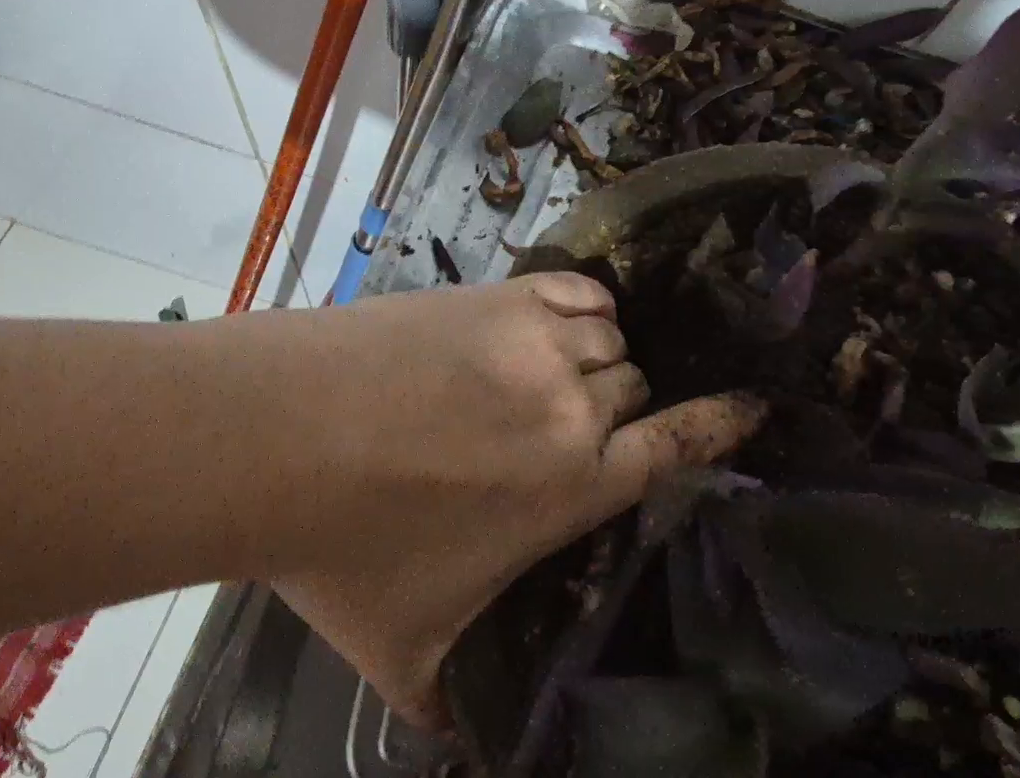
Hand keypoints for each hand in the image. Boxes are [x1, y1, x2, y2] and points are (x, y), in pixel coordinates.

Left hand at [248, 274, 762, 727]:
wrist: (267, 439)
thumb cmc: (341, 547)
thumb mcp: (406, 650)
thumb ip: (447, 707)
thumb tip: (461, 753)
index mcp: (573, 485)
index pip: (679, 441)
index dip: (724, 420)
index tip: (751, 403)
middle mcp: (572, 406)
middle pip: (634, 383)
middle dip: (613, 405)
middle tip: (568, 421)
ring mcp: (535, 341)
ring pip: (606, 335)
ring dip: (590, 355)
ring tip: (549, 372)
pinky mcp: (496, 296)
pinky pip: (574, 289)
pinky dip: (576, 304)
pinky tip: (550, 321)